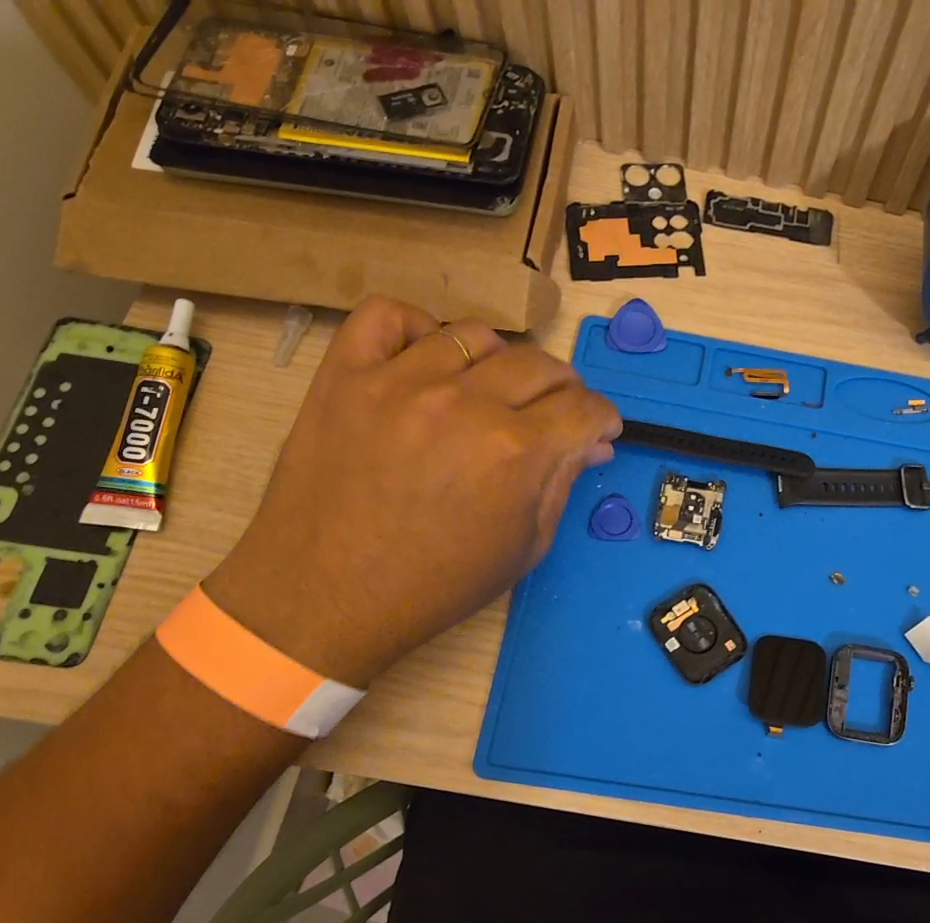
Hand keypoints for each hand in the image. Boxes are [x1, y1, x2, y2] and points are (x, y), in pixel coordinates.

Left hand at [202, 297, 620, 687]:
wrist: (327, 598)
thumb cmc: (435, 586)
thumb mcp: (522, 549)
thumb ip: (562, 485)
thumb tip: (593, 443)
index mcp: (516, 452)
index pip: (583, 407)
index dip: (602, 418)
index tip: (596, 429)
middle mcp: (465, 404)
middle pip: (538, 365)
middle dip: (563, 388)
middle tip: (554, 412)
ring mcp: (399, 382)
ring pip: (473, 335)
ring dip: (498, 359)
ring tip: (489, 388)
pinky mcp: (345, 377)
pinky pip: (387, 317)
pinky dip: (414, 327)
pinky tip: (424, 359)